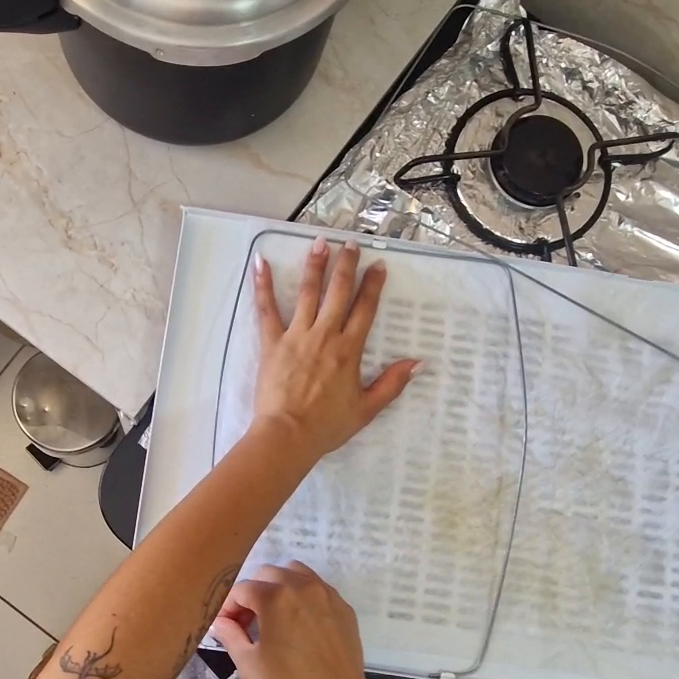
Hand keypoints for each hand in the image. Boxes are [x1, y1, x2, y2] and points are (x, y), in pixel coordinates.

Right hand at [209, 562, 384, 678]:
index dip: (229, 607)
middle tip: (248, 622)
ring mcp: (326, 593)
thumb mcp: (249, 664)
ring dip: (279, 586)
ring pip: (295, 572)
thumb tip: (222, 622)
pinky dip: (303, 595)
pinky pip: (317, 587)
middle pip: (267, 574)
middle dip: (252, 593)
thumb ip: (230, 635)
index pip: (242, 589)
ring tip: (275, 614)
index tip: (227, 626)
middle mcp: (302, 586)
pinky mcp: (343, 606)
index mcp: (275, 597)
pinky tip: (300, 622)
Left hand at [249, 238, 420, 459]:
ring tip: (320, 242)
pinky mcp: (271, 343)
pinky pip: (266, 310)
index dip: (373, 286)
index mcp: (349, 350)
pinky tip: (261, 263)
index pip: (365, 309)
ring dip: (315, 266)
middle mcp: (325, 335)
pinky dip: (263, 285)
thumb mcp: (367, 409)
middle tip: (350, 243)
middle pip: (339, 293)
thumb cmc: (327, 426)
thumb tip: (418, 362)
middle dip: (346, 265)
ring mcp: (296, 336)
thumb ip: (392, 384)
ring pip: (308, 293)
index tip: (378, 265)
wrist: (288, 435)